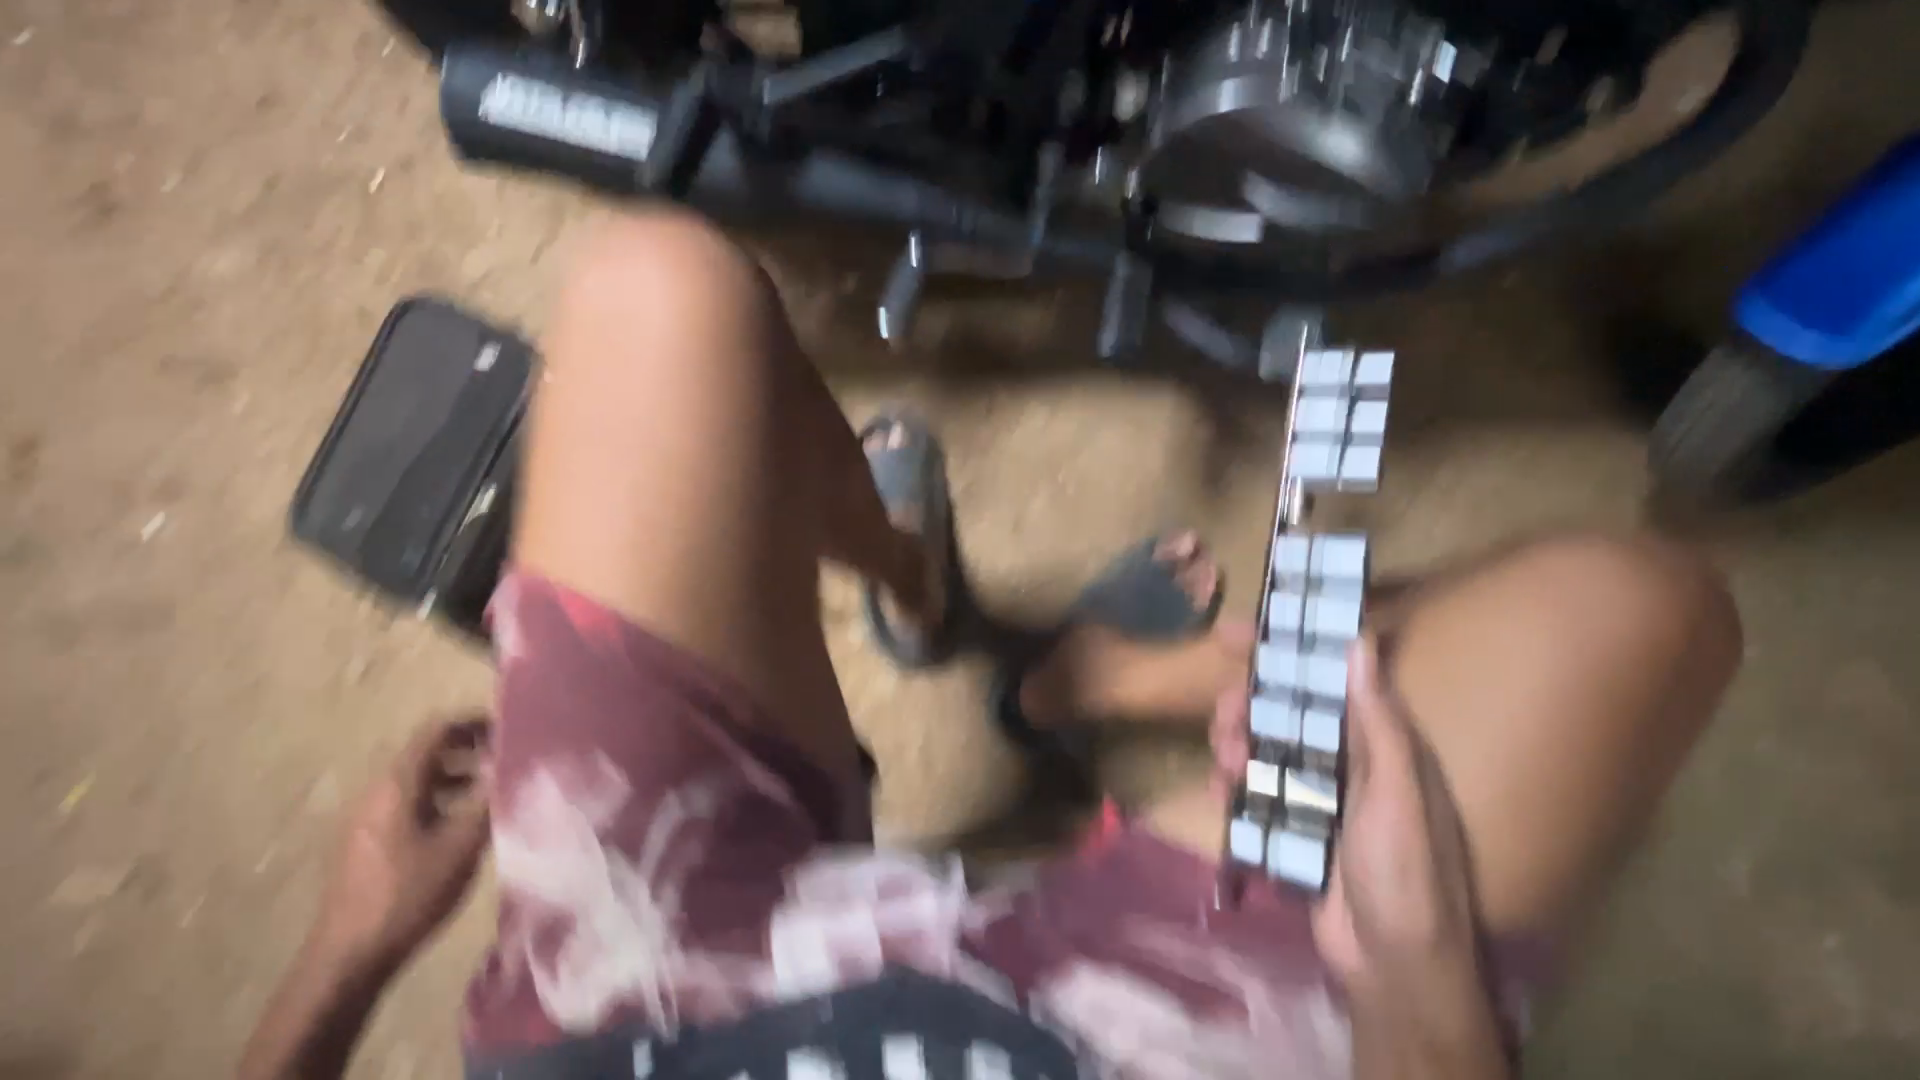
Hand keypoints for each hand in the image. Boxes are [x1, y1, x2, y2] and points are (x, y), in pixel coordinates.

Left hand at [313, 717, 492, 971]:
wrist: (349, 957)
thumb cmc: (410, 893)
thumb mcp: (462, 845)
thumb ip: (490, 798)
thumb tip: (514, 762)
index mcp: (397, 784)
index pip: (435, 730)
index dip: (474, 722)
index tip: (510, 727)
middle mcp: (377, 791)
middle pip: (426, 751)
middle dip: (470, 749)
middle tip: (507, 759)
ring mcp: (367, 817)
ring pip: (418, 778)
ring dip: (457, 775)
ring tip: (492, 791)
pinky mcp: (366, 841)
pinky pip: (407, 802)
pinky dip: (439, 798)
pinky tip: (461, 824)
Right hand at [1208, 634, 1480, 1001]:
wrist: (1391, 965)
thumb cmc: (1405, 873)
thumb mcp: (1397, 795)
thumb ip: (1380, 723)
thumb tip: (1360, 642)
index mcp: (1376, 743)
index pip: (1325, 678)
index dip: (1282, 650)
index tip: (1233, 633)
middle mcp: (1343, 759)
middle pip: (1281, 710)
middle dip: (1246, 705)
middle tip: (1225, 718)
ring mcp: (1312, 793)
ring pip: (1259, 746)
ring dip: (1234, 745)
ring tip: (1226, 766)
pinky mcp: (1288, 826)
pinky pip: (1250, 791)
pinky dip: (1230, 787)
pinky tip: (1220, 796)